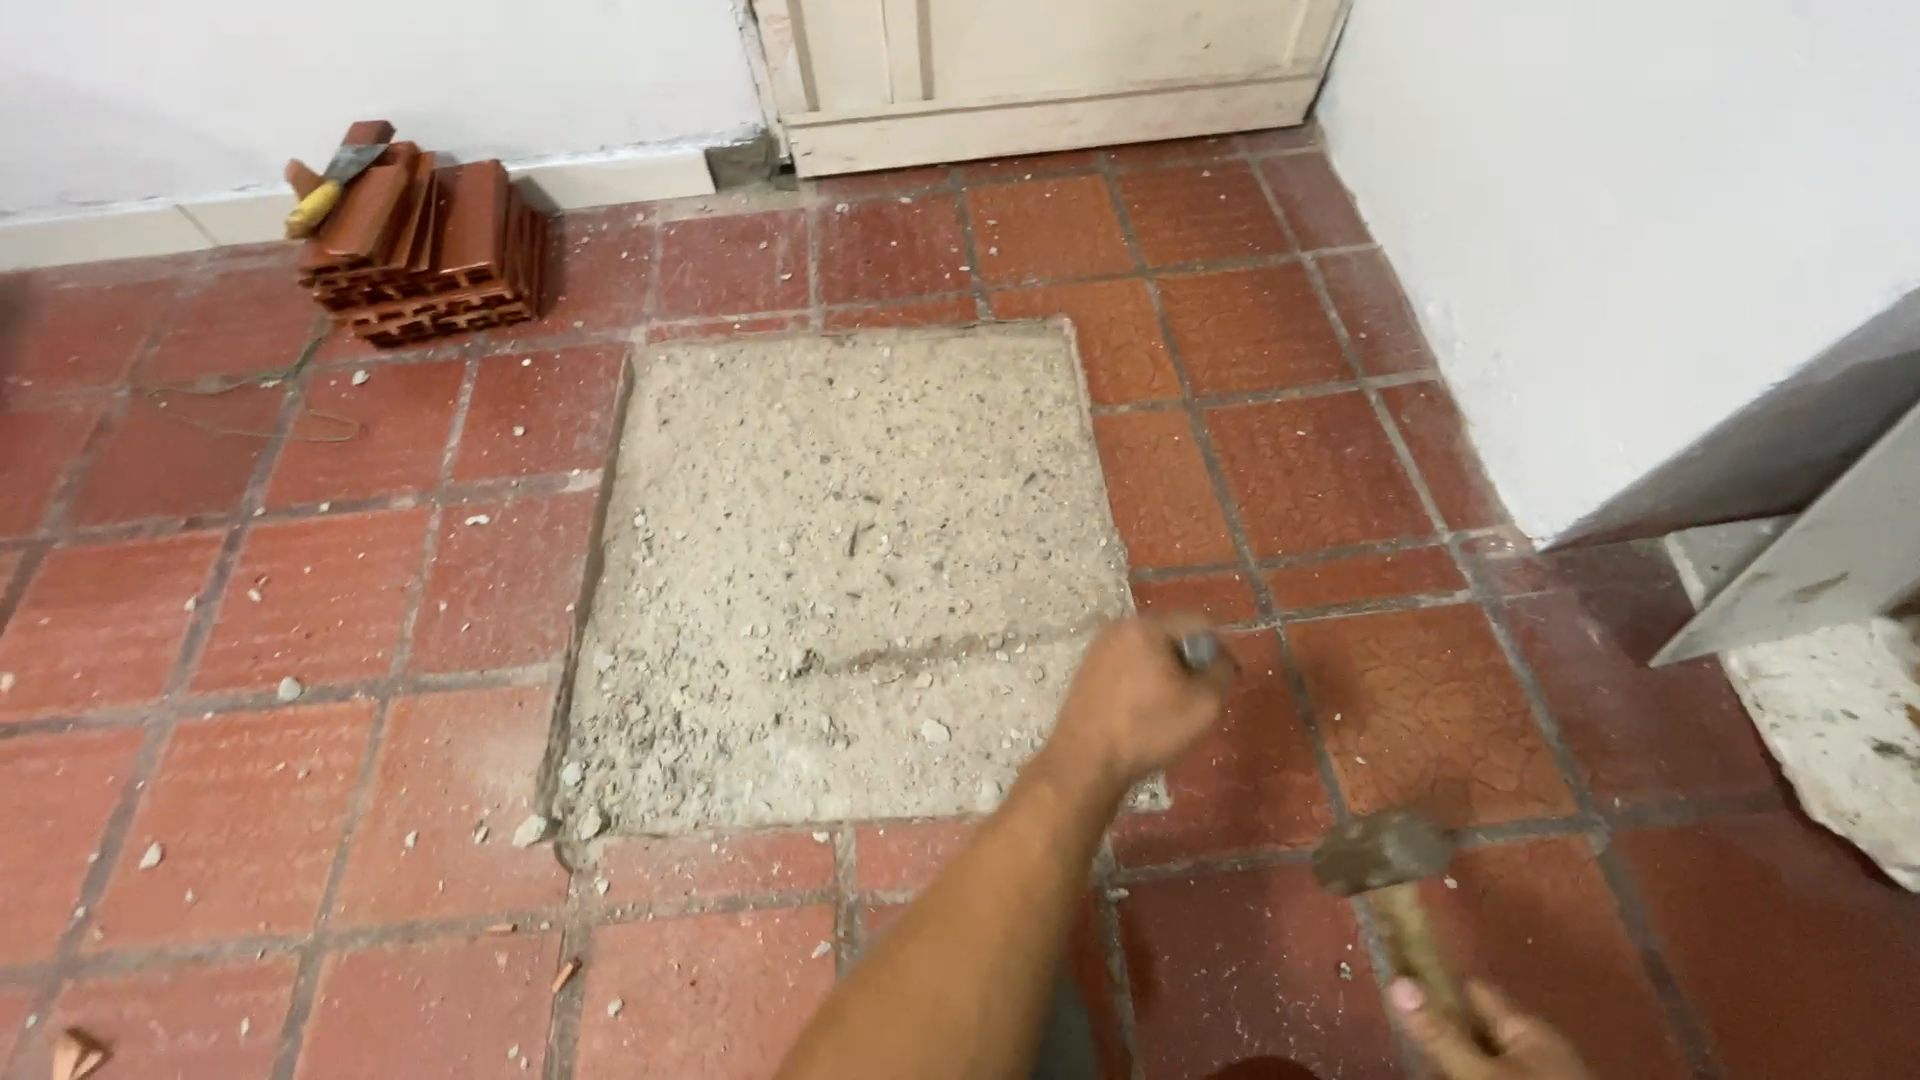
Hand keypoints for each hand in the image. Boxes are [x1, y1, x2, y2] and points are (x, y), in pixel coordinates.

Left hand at [1042, 614, 1234, 792]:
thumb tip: (1221, 659)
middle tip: (1194, 698)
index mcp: (1145, 626)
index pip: (1199, 623)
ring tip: (1167, 708)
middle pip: (1172, 635)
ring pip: (1150, 651)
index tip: (1219, 684)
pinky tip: (1141, 711)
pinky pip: (1128, 664)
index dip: (1219, 651)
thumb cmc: (1147, 729)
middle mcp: (1118, 627)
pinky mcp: (1088, 668)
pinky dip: (1142, 681)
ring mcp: (1099, 647)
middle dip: (1189, 663)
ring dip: (1166, 673)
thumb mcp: (1204, 704)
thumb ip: (1222, 672)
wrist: (1085, 760)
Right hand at [1391, 979, 1592, 1079]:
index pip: (1472, 991)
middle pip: (1476, 1029)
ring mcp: (1544, 1077)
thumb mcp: (1481, 1075)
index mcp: (1527, 1029)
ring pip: (1487, 1063)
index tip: (1403, 997)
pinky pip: (1501, 1077)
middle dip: (1443, 1040)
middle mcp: (1538, 1049)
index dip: (1437, 989)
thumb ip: (1440, 1033)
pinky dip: (1477, 1077)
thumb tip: (1398, 981)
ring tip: (1431, 1072)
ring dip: (1457, 1067)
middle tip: (1415, 1056)